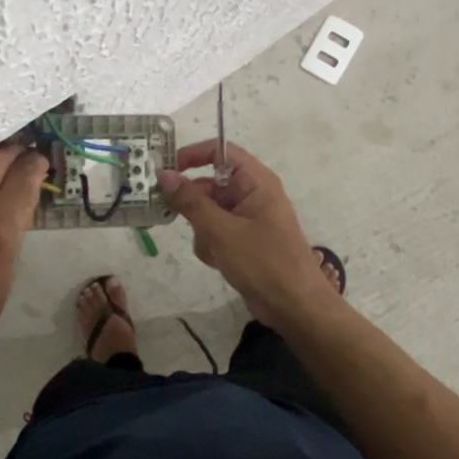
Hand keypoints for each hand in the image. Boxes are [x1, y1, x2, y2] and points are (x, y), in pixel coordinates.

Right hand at [158, 140, 340, 329]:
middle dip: (193, 204)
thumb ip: (190, 202)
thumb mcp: (222, 231)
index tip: (167, 168)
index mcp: (256, 182)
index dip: (194, 155)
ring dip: (202, 230)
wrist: (294, 306)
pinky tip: (218, 262)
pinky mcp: (243, 241)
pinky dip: (211, 245)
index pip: (221, 152)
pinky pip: (215, 232)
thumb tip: (164, 174)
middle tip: (171, 215)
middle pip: (210, 184)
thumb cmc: (264, 262)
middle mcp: (253, 195)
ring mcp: (248, 219)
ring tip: (213, 250)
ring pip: (208, 211)